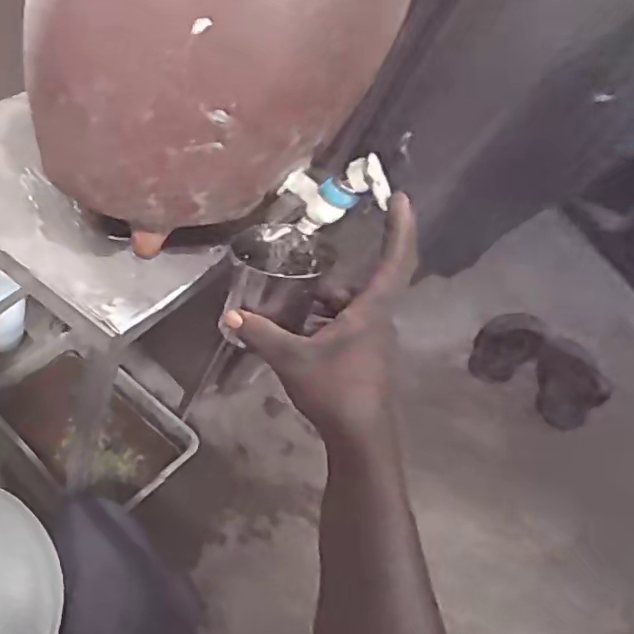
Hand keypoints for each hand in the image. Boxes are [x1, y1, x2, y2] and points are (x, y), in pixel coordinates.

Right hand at [224, 195, 417, 449]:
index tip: (400, 197)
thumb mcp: (291, 359)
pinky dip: (322, 323)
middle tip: (300, 272)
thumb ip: (262, 334)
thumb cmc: (336, 390)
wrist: (360, 436)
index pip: (395, 259)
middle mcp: (378, 320)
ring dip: (322, 305)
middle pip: (361, 285)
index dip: (400, 227)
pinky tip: (296, 334)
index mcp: (371, 310)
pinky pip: (345, 327)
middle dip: (330, 279)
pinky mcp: (365, 357)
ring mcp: (374, 340)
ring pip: (350, 309)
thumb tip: (233, 316)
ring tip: (288, 305)